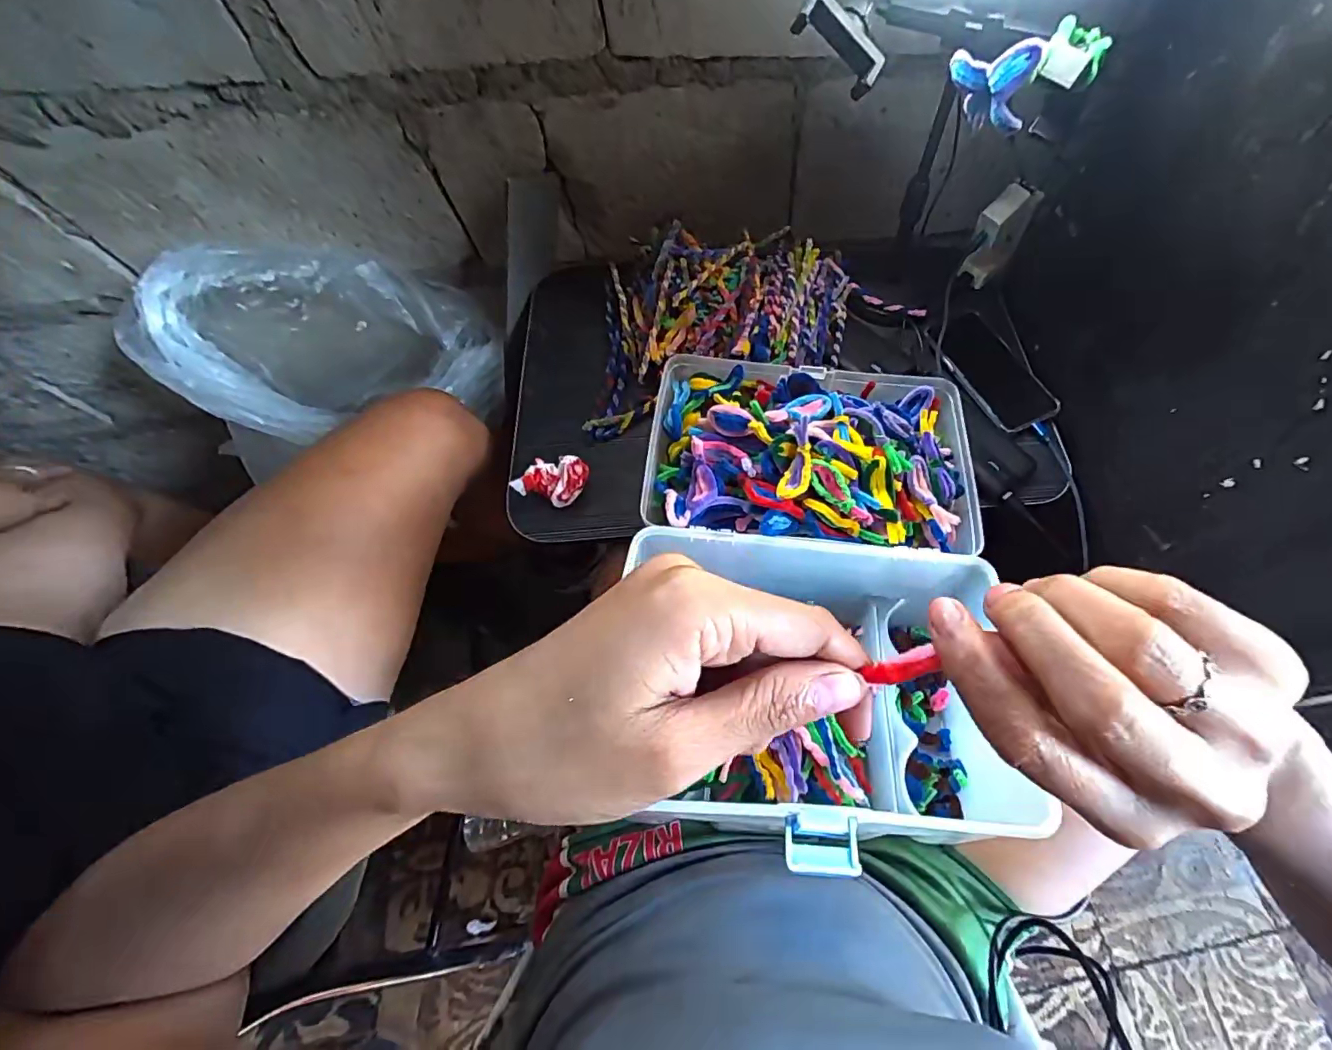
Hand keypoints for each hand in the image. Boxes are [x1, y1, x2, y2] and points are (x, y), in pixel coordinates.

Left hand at [421, 554, 872, 824]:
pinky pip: (718, 632)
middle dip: (799, 684)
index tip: (861, 731)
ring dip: (760, 685)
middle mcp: (687, 573)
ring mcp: (665, 582)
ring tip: (729, 741)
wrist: (470, 740)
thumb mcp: (677, 752)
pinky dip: (727, 676)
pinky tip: (702, 716)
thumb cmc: (565, 758)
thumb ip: (770, 710)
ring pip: (751, 632)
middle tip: (787, 752)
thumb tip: (848, 683)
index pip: (807, 625)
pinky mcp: (651, 600)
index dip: (846, 674)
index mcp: (696, 602)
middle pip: (779, 625)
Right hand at [927, 567, 1314, 848]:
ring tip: (1046, 592)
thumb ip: (1023, 700)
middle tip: (1002, 598)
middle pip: (1099, 700)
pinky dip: (1114, 582)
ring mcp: (1248, 727)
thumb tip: (972, 637)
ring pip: (1140, 643)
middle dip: (1033, 631)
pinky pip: (1174, 601)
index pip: (1035, 746)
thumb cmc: (1141, 747)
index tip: (944, 618)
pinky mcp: (1275, 668)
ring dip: (1070, 599)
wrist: (1254, 756)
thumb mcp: (1076, 747)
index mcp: (1126, 817)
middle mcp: (1193, 787)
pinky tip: (1096, 589)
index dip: (979, 674)